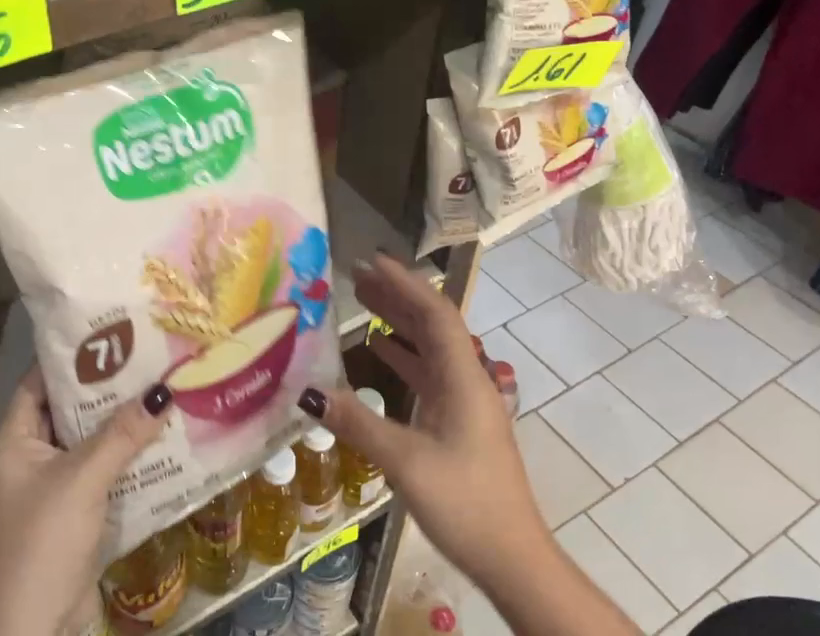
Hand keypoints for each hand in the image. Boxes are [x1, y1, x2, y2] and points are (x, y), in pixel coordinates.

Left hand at [0, 370, 171, 635]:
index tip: (113, 334)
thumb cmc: (44, 540)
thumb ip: (121, 435)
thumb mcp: (82, 480)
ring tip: (163, 392)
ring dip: (121, 427)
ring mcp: (50, 487)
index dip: (73, 357)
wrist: (35, 626)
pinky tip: (161, 444)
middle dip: (107, 391)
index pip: (40, 381)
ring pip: (88, 443)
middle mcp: (28, 457)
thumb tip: (162, 390)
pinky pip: (100, 474)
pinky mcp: (72, 514)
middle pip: (68, 410)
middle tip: (150, 359)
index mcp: (13, 439)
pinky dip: (125, 460)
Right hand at [299, 254, 542, 587]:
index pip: (436, 314)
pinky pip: (428, 374)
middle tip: (356, 275)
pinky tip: (378, 351)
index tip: (371, 260)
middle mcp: (467, 381)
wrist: (512, 558)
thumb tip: (308, 390)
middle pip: (433, 325)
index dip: (404, 283)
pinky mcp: (458, 423)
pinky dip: (403, 356)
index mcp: (464, 380)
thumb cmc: (465, 503)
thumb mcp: (406, 462)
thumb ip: (358, 423)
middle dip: (397, 296)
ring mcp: (465, 403)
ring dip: (399, 322)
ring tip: (361, 300)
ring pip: (430, 348)